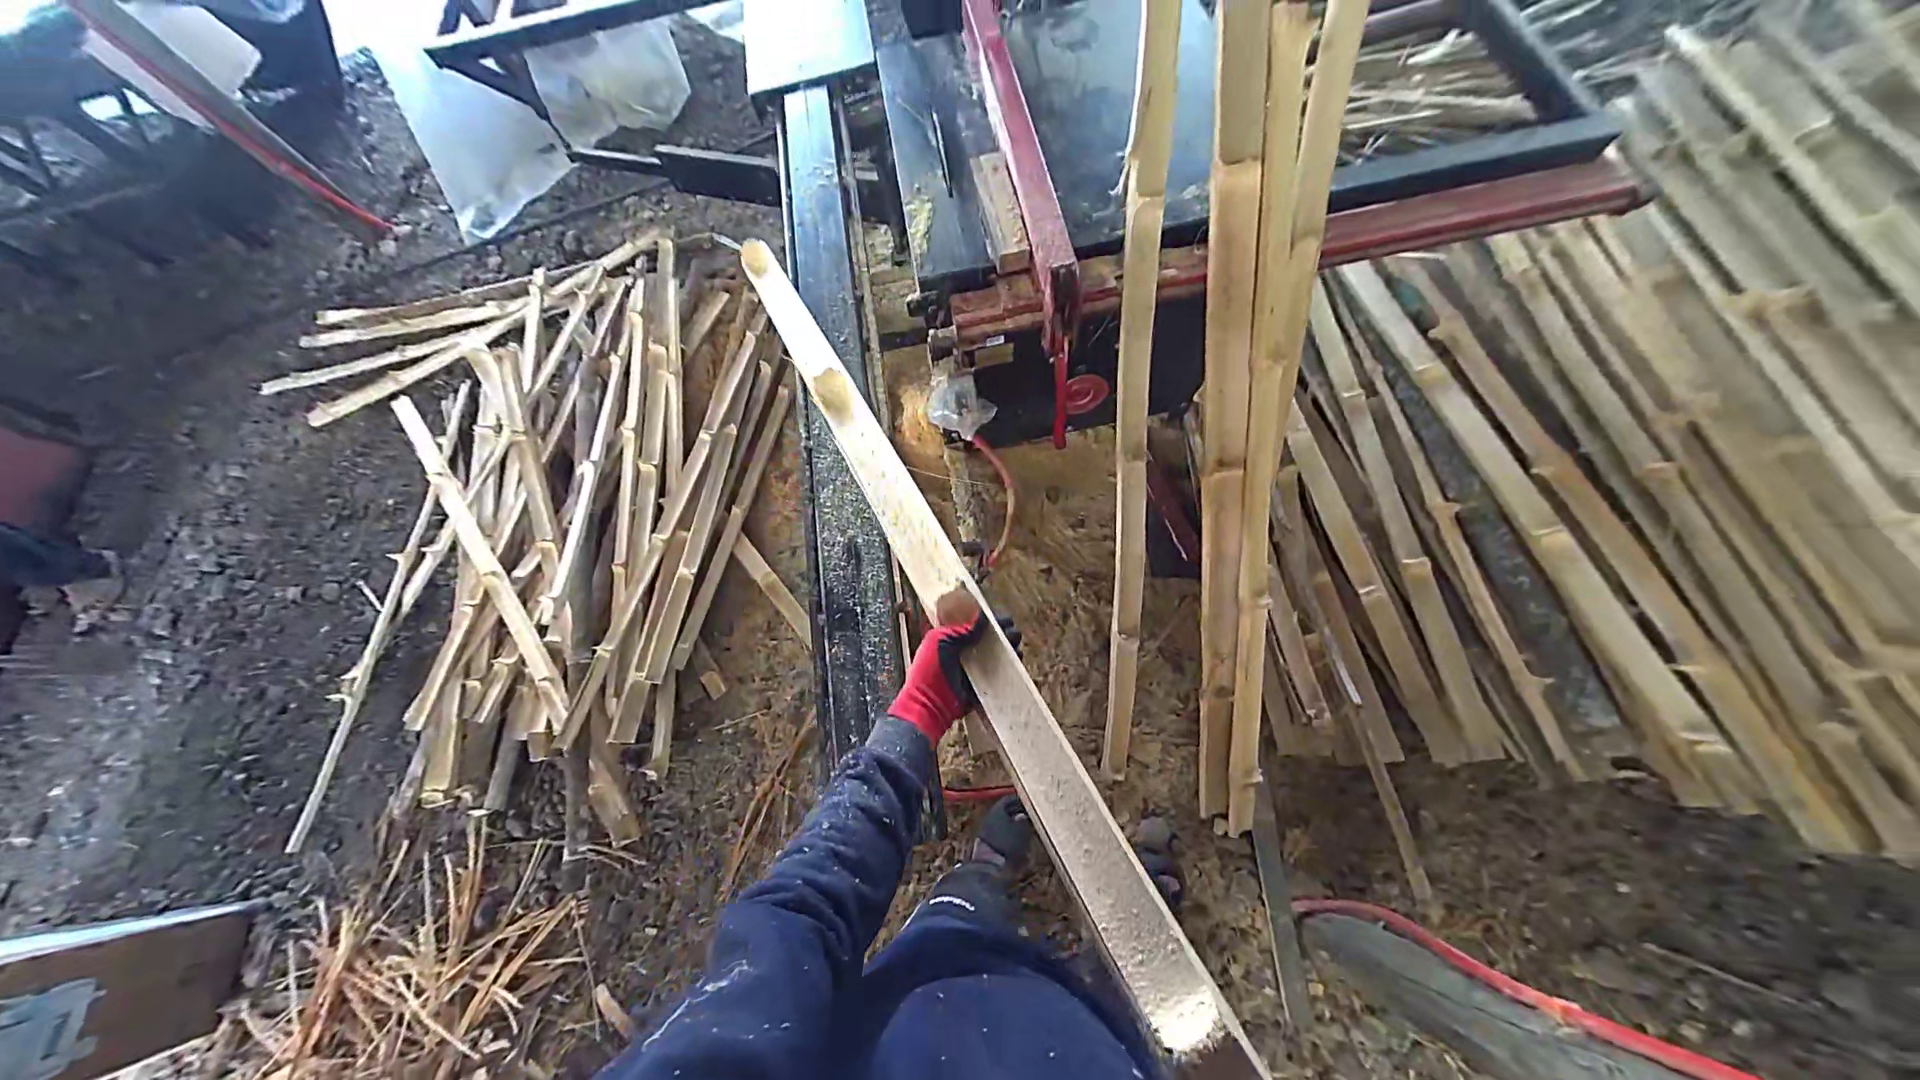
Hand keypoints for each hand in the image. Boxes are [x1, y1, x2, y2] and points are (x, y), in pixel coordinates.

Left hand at [887, 609, 1020, 743]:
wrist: (930, 704)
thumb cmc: (929, 671)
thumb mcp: (939, 641)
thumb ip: (960, 629)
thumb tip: (982, 616)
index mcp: (951, 637)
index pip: (974, 623)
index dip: (989, 619)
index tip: (1003, 619)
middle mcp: (964, 650)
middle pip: (989, 637)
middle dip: (1003, 632)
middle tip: (1012, 632)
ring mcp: (974, 667)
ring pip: (997, 653)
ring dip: (1008, 647)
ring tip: (1015, 643)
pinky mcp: (982, 683)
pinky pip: (999, 672)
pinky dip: (1009, 665)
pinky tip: (1016, 659)